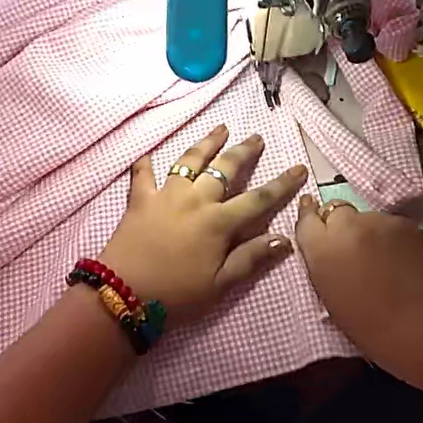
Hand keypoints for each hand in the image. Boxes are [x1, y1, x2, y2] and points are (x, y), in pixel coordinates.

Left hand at [96, 126, 308, 324]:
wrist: (123, 293)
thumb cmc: (177, 294)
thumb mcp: (220, 283)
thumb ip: (251, 258)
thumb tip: (284, 238)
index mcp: (219, 222)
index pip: (258, 199)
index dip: (281, 184)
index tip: (298, 168)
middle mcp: (195, 200)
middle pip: (225, 168)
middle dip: (244, 151)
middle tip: (256, 137)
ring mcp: (166, 195)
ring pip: (189, 161)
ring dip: (206, 143)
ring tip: (220, 129)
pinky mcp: (140, 200)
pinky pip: (143, 175)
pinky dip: (145, 163)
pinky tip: (147, 153)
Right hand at [294, 197, 422, 386]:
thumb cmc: (378, 334)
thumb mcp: (335, 304)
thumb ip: (326, 270)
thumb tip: (330, 258)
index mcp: (324, 250)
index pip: (306, 221)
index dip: (310, 224)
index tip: (315, 231)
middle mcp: (351, 226)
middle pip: (336, 212)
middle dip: (338, 227)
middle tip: (348, 252)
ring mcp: (384, 222)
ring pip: (366, 220)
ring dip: (367, 234)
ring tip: (380, 263)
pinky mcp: (412, 225)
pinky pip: (391, 227)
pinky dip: (390, 240)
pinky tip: (402, 264)